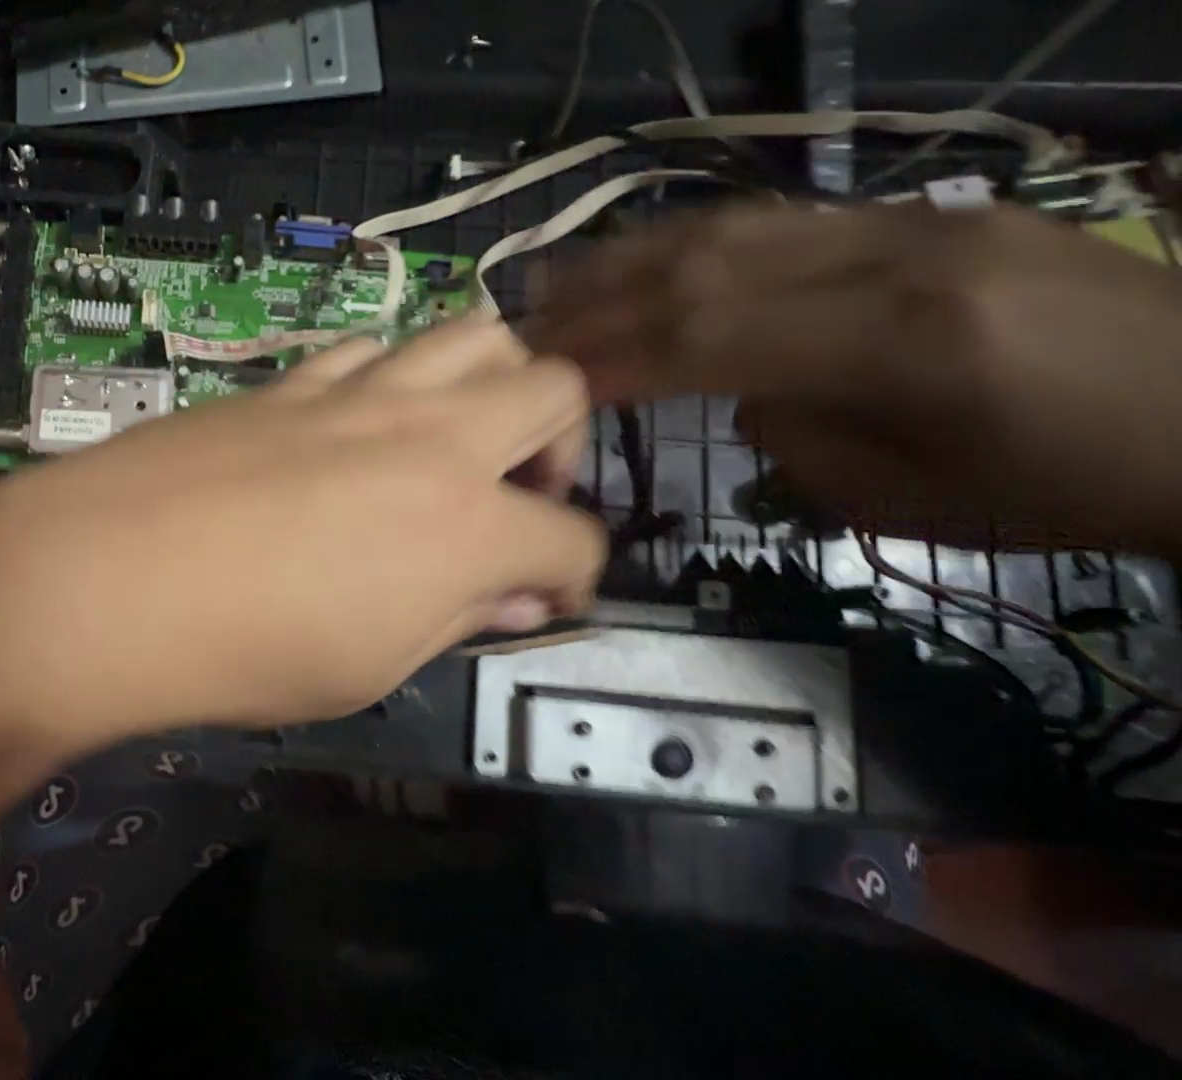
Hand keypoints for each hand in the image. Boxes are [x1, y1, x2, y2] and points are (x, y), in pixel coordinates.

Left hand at [0, 315, 602, 742]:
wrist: (108, 579)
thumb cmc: (246, 650)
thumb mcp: (369, 668)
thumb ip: (455, 618)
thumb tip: (513, 595)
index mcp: (468, 525)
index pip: (573, 539)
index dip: (575, 575)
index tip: (547, 597)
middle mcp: (431, 437)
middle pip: (554, 387)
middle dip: (562, 443)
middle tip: (515, 496)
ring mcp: (357, 394)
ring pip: (471, 332)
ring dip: (488, 384)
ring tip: (451, 440)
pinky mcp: (289, 381)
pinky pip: (370, 349)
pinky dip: (391, 378)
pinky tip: (357, 423)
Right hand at [527, 201, 1181, 550]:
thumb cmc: (1063, 493)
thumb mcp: (905, 500)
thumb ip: (794, 434)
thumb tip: (735, 390)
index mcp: (904, 345)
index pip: (706, 340)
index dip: (607, 358)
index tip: (535, 380)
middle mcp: (903, 258)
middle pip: (709, 266)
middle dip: (599, 299)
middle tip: (522, 325)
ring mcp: (922, 221)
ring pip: (739, 226)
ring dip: (634, 256)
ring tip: (558, 281)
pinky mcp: (934, 213)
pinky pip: (786, 220)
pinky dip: (698, 240)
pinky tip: (652, 258)